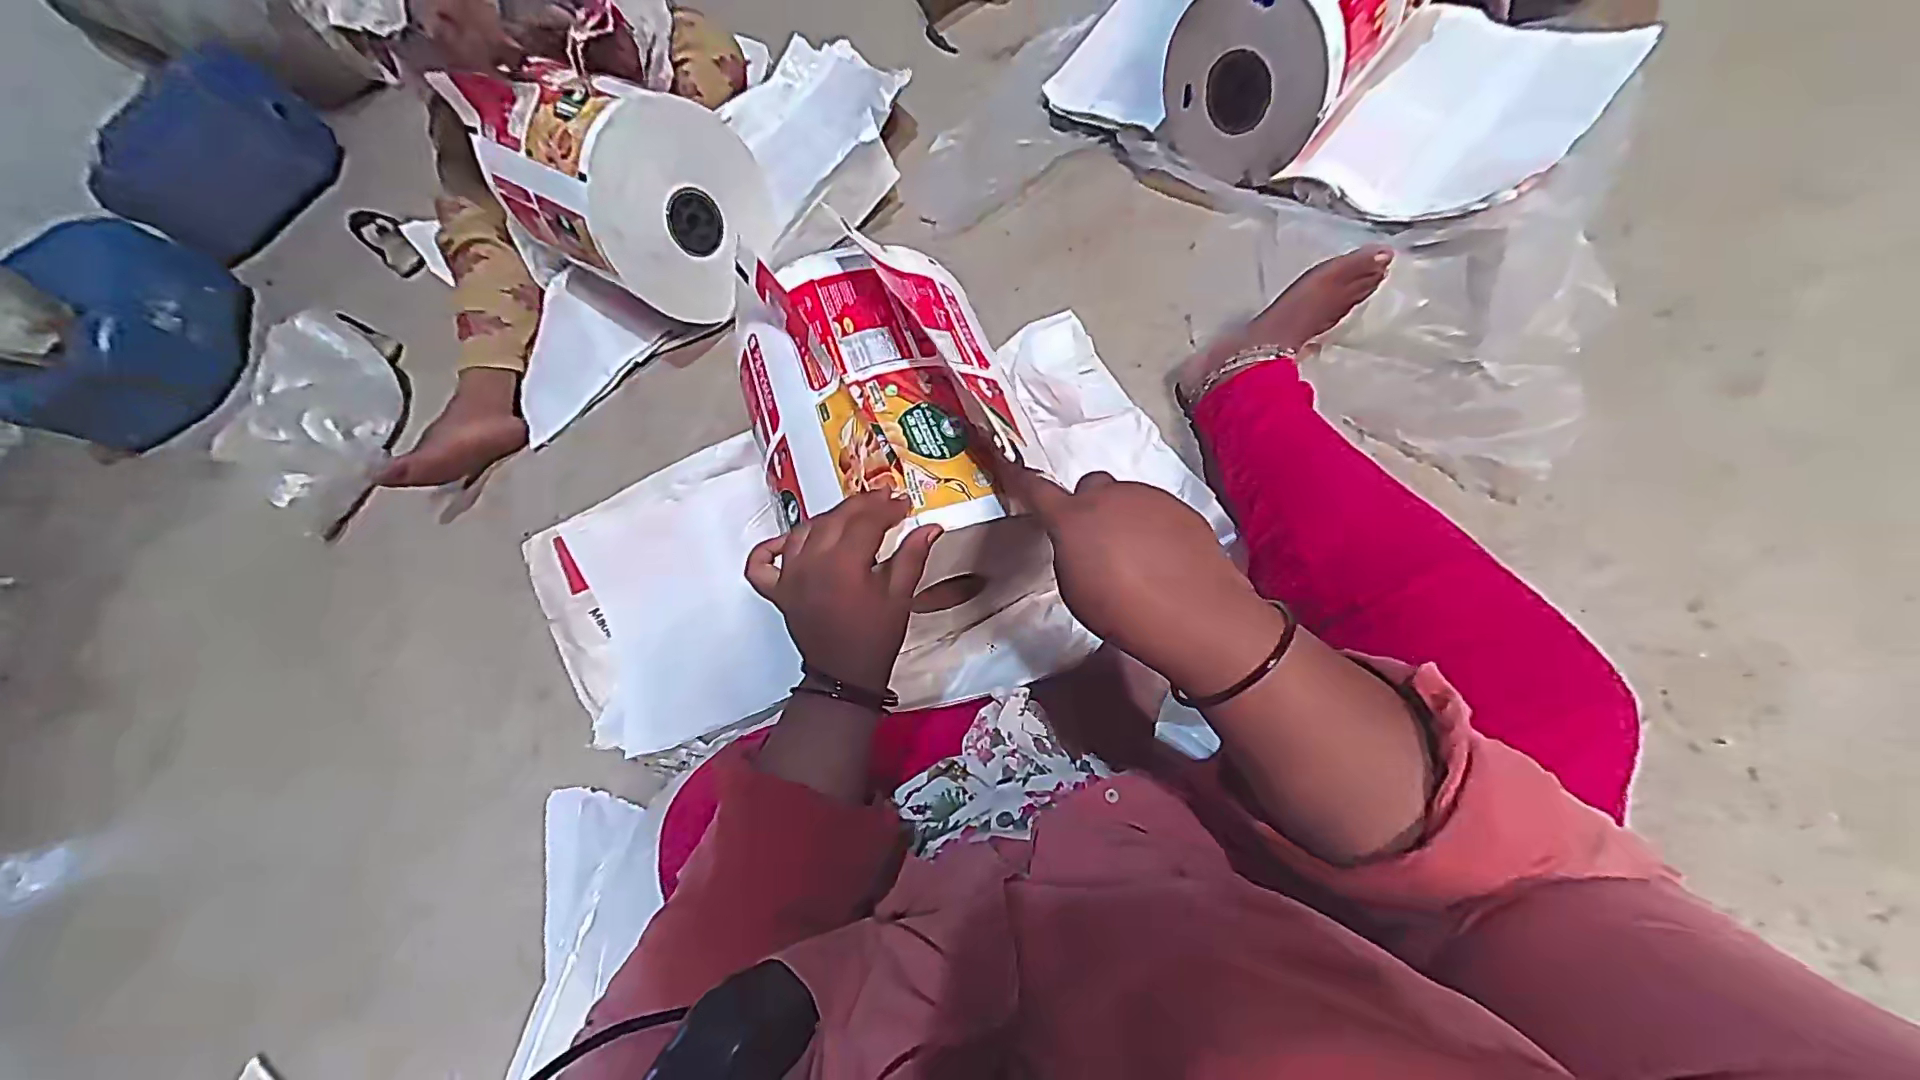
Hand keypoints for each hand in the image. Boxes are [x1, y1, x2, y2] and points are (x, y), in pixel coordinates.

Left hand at [745, 491, 942, 691]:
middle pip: (835, 518)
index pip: (865, 521)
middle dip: (862, 505)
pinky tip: (789, 541)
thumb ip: (912, 556)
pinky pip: (762, 562)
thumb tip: (930, 527)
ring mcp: (789, 576)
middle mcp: (811, 563)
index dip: (887, 508)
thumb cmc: (876, 637)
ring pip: (804, 530)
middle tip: (884, 500)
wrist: (845, 676)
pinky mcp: (777, 591)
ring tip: (851, 517)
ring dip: (828, 518)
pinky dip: (770, 547)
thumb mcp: (900, 596)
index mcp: (844, 563)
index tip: (904, 503)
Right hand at [996, 464, 1284, 695]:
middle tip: (1096, 543)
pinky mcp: (1182, 507)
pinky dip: (1153, 527)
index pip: (1036, 489)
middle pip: (1090, 487)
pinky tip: (1164, 559)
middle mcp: (1110, 496)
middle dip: (1088, 507)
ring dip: (1123, 517)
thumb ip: (1069, 553)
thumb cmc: (1122, 612)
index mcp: (1073, 518)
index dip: (1020, 478)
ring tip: (1136, 559)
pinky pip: (1156, 510)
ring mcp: (1149, 497)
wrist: (1196, 616)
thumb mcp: (1075, 589)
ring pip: (1126, 497)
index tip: (1012, 468)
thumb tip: (1078, 542)